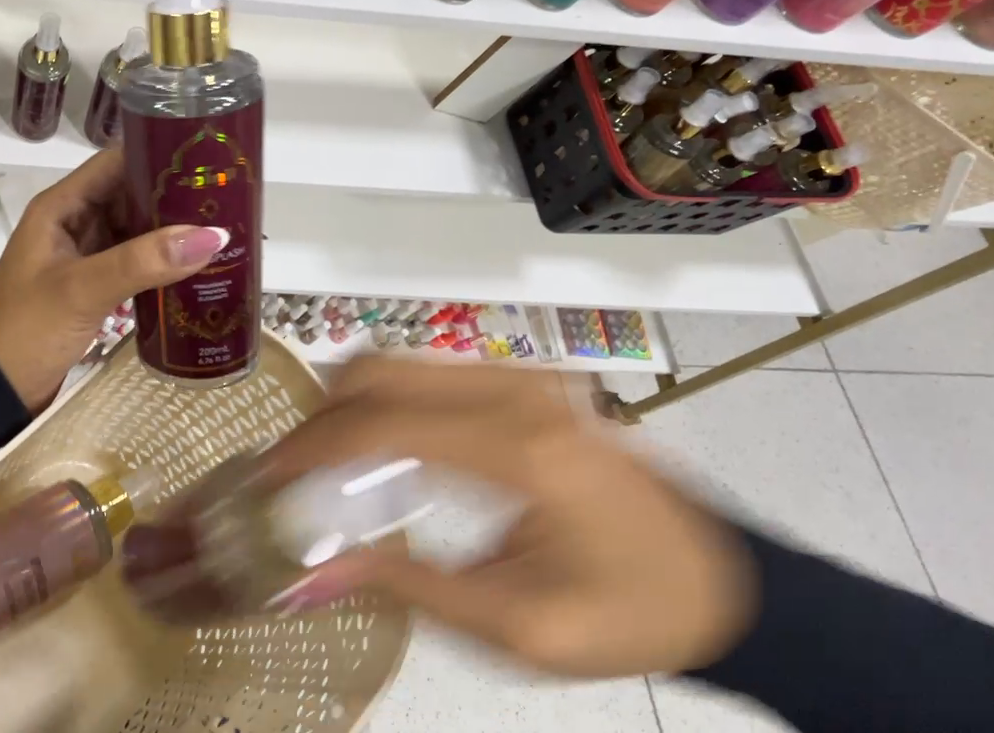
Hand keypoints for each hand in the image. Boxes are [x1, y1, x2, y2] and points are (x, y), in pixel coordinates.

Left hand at [0, 147, 228, 412]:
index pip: (115, 164)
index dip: (157, 157)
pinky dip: (161, 264)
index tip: (208, 160)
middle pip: (130, 195)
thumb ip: (144, 261)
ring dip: (171, 232)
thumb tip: (216, 234)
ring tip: (226, 230)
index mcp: (60, 208)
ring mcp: (83, 256)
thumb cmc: (28, 329)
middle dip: (174, 197)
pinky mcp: (92, 287)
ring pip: (135, 231)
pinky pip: (133, 263)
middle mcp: (72, 223)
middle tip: (230, 199)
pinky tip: (197, 269)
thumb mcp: (83, 289)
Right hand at [261, 359, 754, 677]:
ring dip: (344, 407)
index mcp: (519, 452)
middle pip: (375, 370)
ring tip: (324, 466)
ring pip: (392, 363)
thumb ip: (409, 591)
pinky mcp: (522, 382)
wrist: (729, 587)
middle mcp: (515, 393)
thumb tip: (311, 575)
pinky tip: (374, 450)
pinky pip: (423, 373)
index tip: (264, 479)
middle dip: (317, 418)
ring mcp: (521, 379)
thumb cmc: (632, 616)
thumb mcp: (521, 631)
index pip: (380, 424)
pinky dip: (379, 403)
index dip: (309, 449)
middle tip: (290, 472)